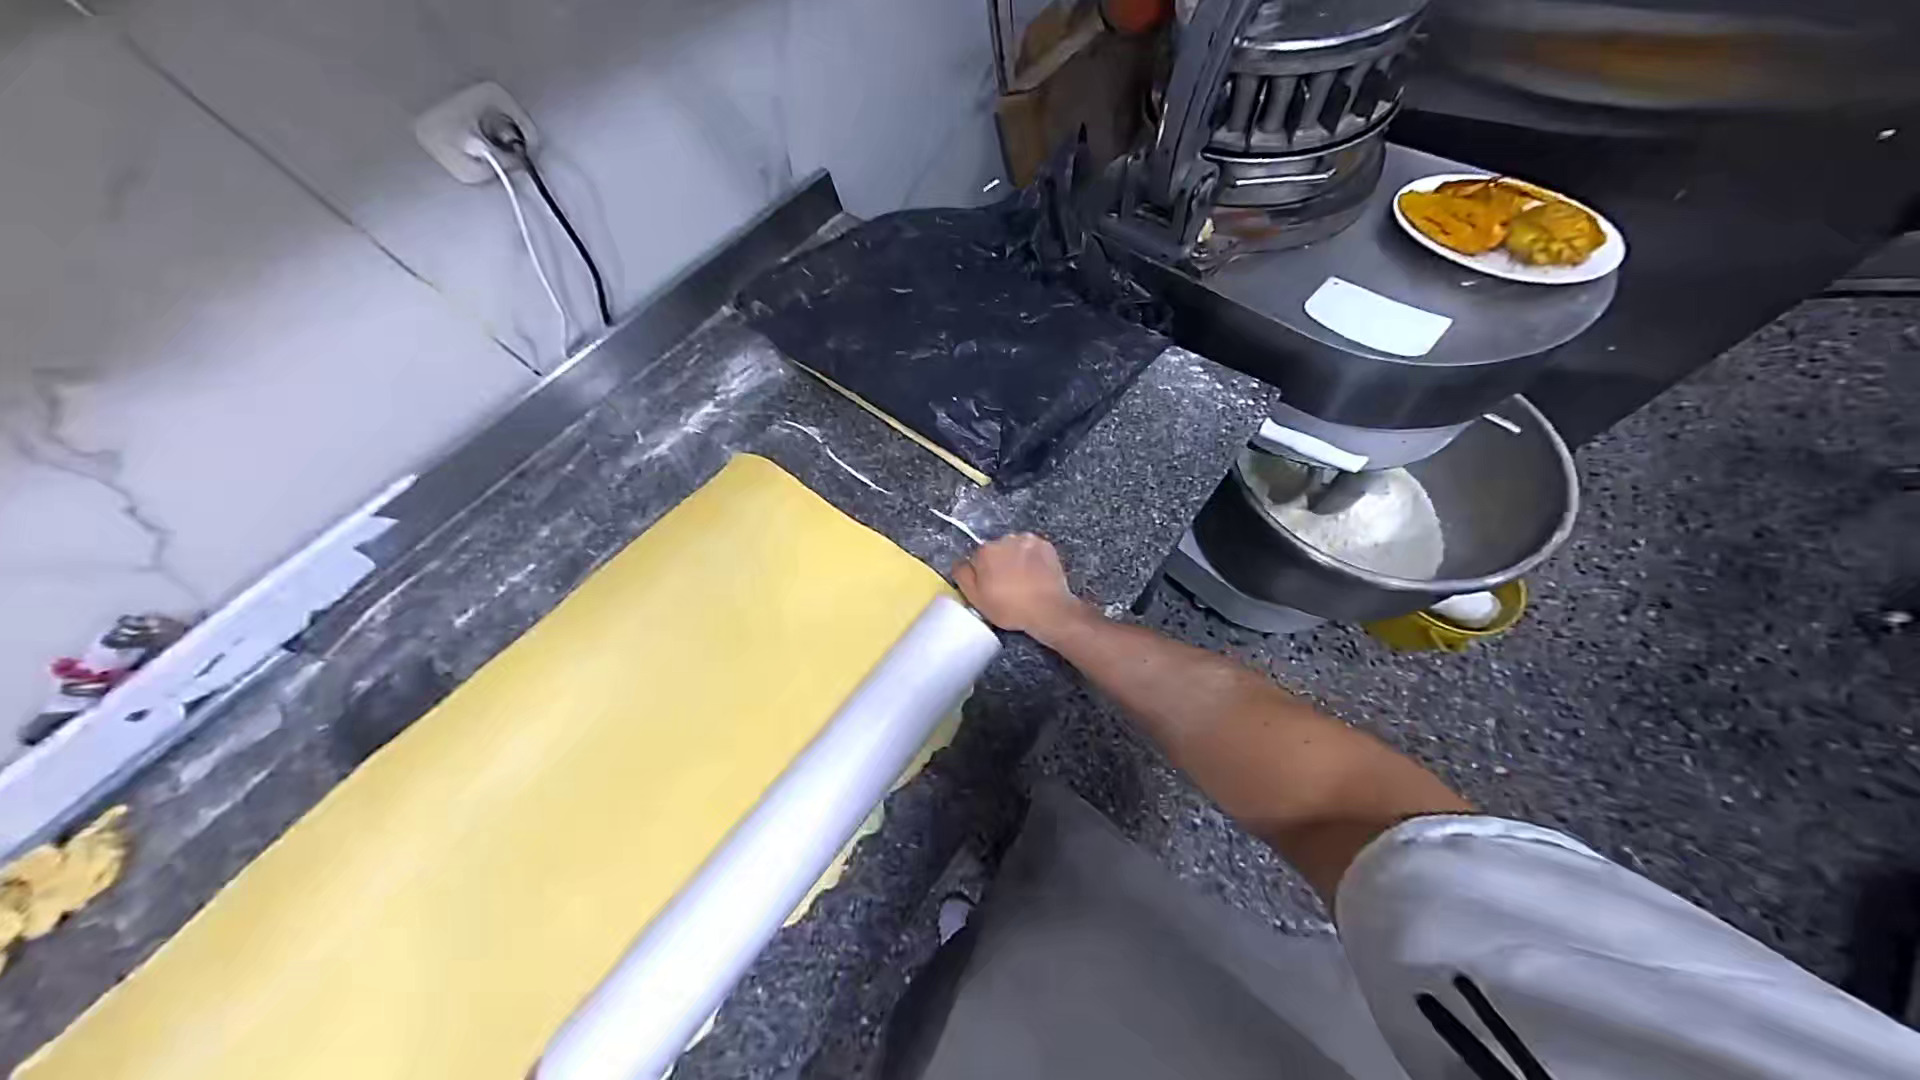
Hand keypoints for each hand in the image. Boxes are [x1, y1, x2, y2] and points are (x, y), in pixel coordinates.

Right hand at [952, 534, 1089, 641]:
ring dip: (1016, 560)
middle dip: (1000, 564)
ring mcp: (1028, 540)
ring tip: (1024, 581)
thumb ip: (962, 576)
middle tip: (1008, 586)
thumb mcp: (976, 599)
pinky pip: (1032, 550)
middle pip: (996, 551)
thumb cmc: (1010, 607)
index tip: (992, 588)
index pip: (977, 559)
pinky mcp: (1046, 545)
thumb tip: (960, 563)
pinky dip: (1033, 559)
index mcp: (985, 551)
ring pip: (1015, 548)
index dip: (983, 574)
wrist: (1048, 609)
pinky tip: (1036, 575)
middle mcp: (1005, 539)